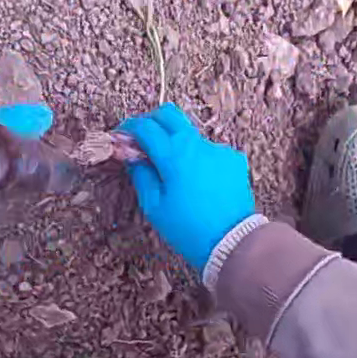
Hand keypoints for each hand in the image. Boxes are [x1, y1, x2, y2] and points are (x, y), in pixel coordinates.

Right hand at [119, 104, 256, 271]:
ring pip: (190, 135)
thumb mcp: (155, 207)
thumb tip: (132, 156)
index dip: (129, 129)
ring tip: (174, 175)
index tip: (122, 137)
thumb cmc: (189, 229)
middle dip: (152, 122)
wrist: (233, 242)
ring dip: (177, 145)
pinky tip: (199, 184)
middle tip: (143, 141)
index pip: (145, 127)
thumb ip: (141, 175)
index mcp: (175, 155)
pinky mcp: (234, 159)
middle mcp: (198, 145)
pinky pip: (210, 151)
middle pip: (169, 115)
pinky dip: (198, 160)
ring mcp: (219, 150)